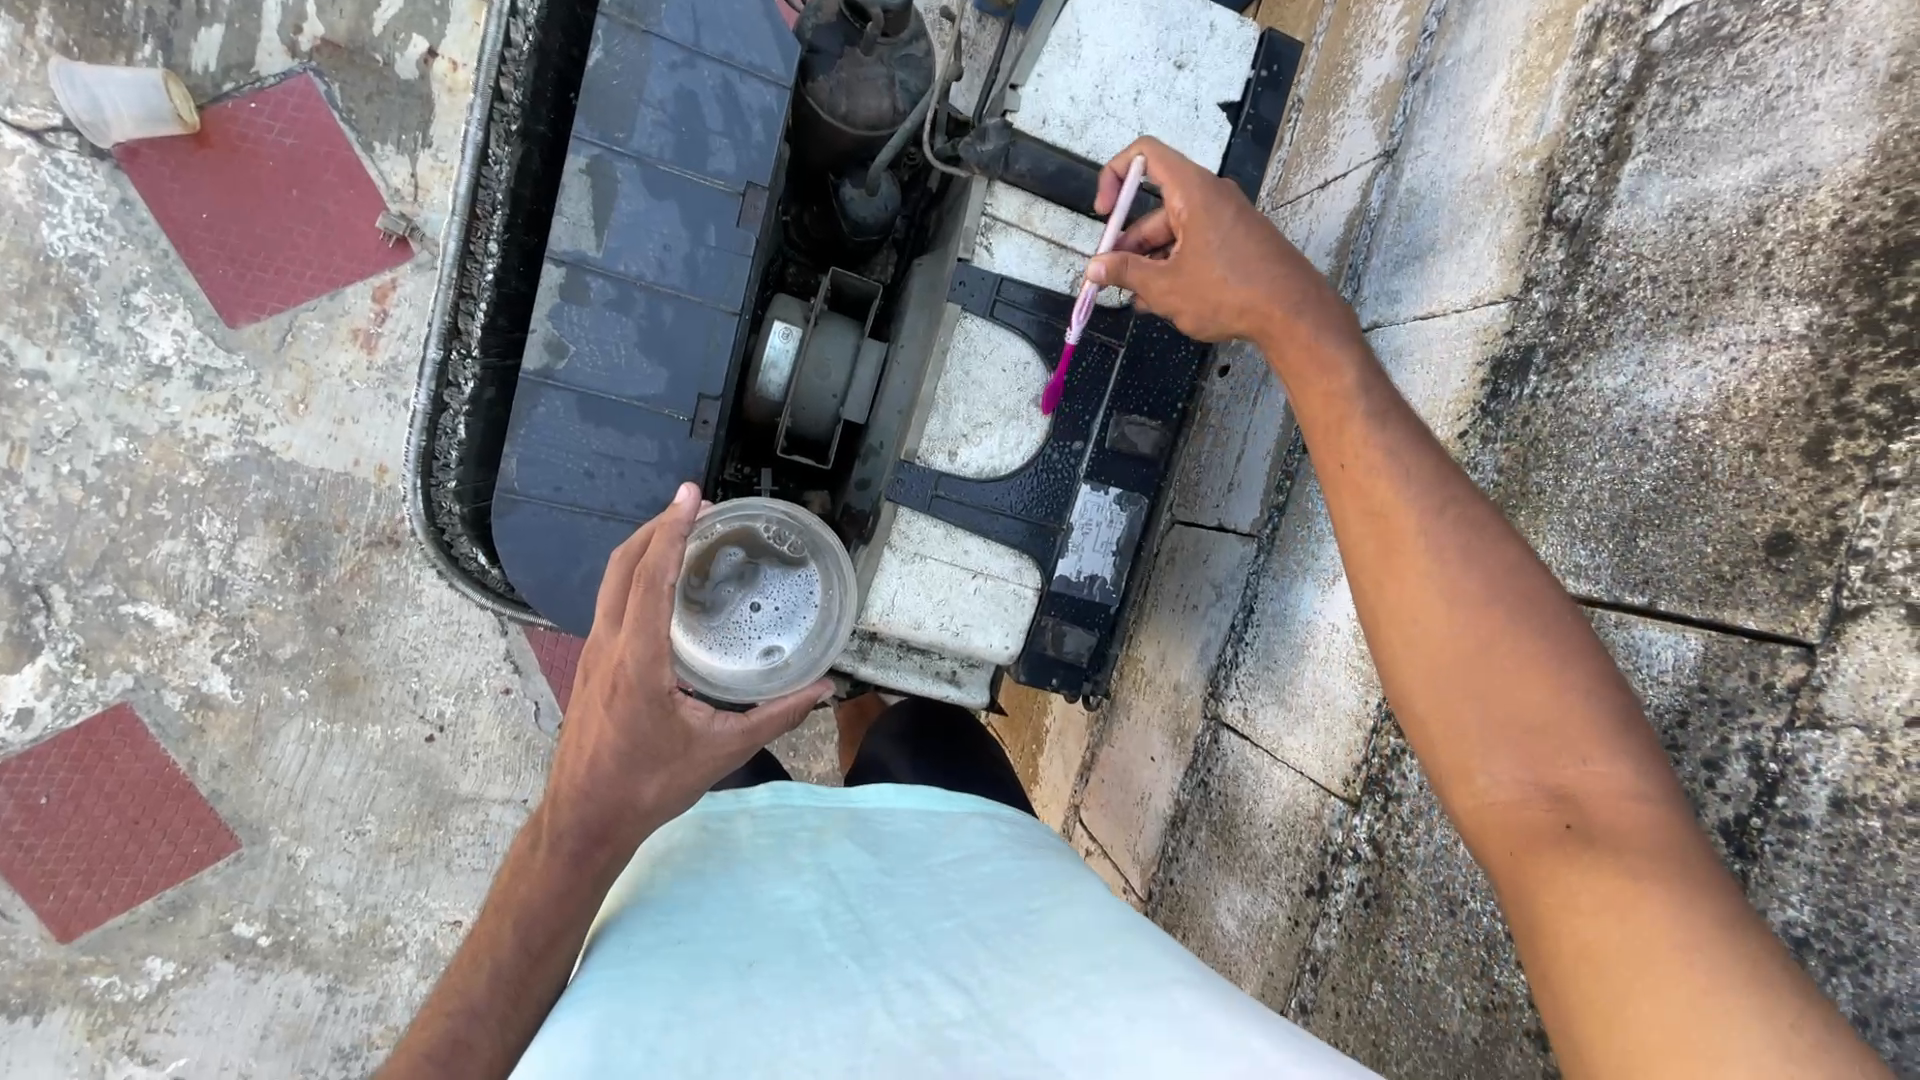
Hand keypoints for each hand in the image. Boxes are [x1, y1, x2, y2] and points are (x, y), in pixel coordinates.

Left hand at [540, 482, 831, 852]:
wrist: (585, 820)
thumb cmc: (650, 786)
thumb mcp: (722, 751)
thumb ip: (776, 715)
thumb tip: (822, 687)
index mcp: (638, 659)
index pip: (651, 577)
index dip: (672, 531)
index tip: (692, 496)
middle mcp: (608, 645)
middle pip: (622, 565)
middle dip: (656, 526)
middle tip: (696, 506)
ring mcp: (593, 654)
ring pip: (610, 581)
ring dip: (644, 548)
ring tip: (683, 534)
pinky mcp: (591, 665)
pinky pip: (611, 602)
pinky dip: (636, 576)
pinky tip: (664, 586)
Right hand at [1086, 137, 1359, 353]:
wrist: (1292, 312)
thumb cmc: (1230, 292)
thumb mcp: (1165, 287)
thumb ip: (1125, 273)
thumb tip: (1095, 267)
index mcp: (1192, 192)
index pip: (1144, 155)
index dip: (1114, 176)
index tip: (1103, 214)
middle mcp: (1209, 197)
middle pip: (1154, 210)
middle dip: (1128, 246)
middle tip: (1111, 280)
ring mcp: (1225, 221)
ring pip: (1172, 236)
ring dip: (1150, 266)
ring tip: (1140, 302)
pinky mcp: (1235, 244)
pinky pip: (1193, 248)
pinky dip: (1174, 270)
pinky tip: (1163, 302)